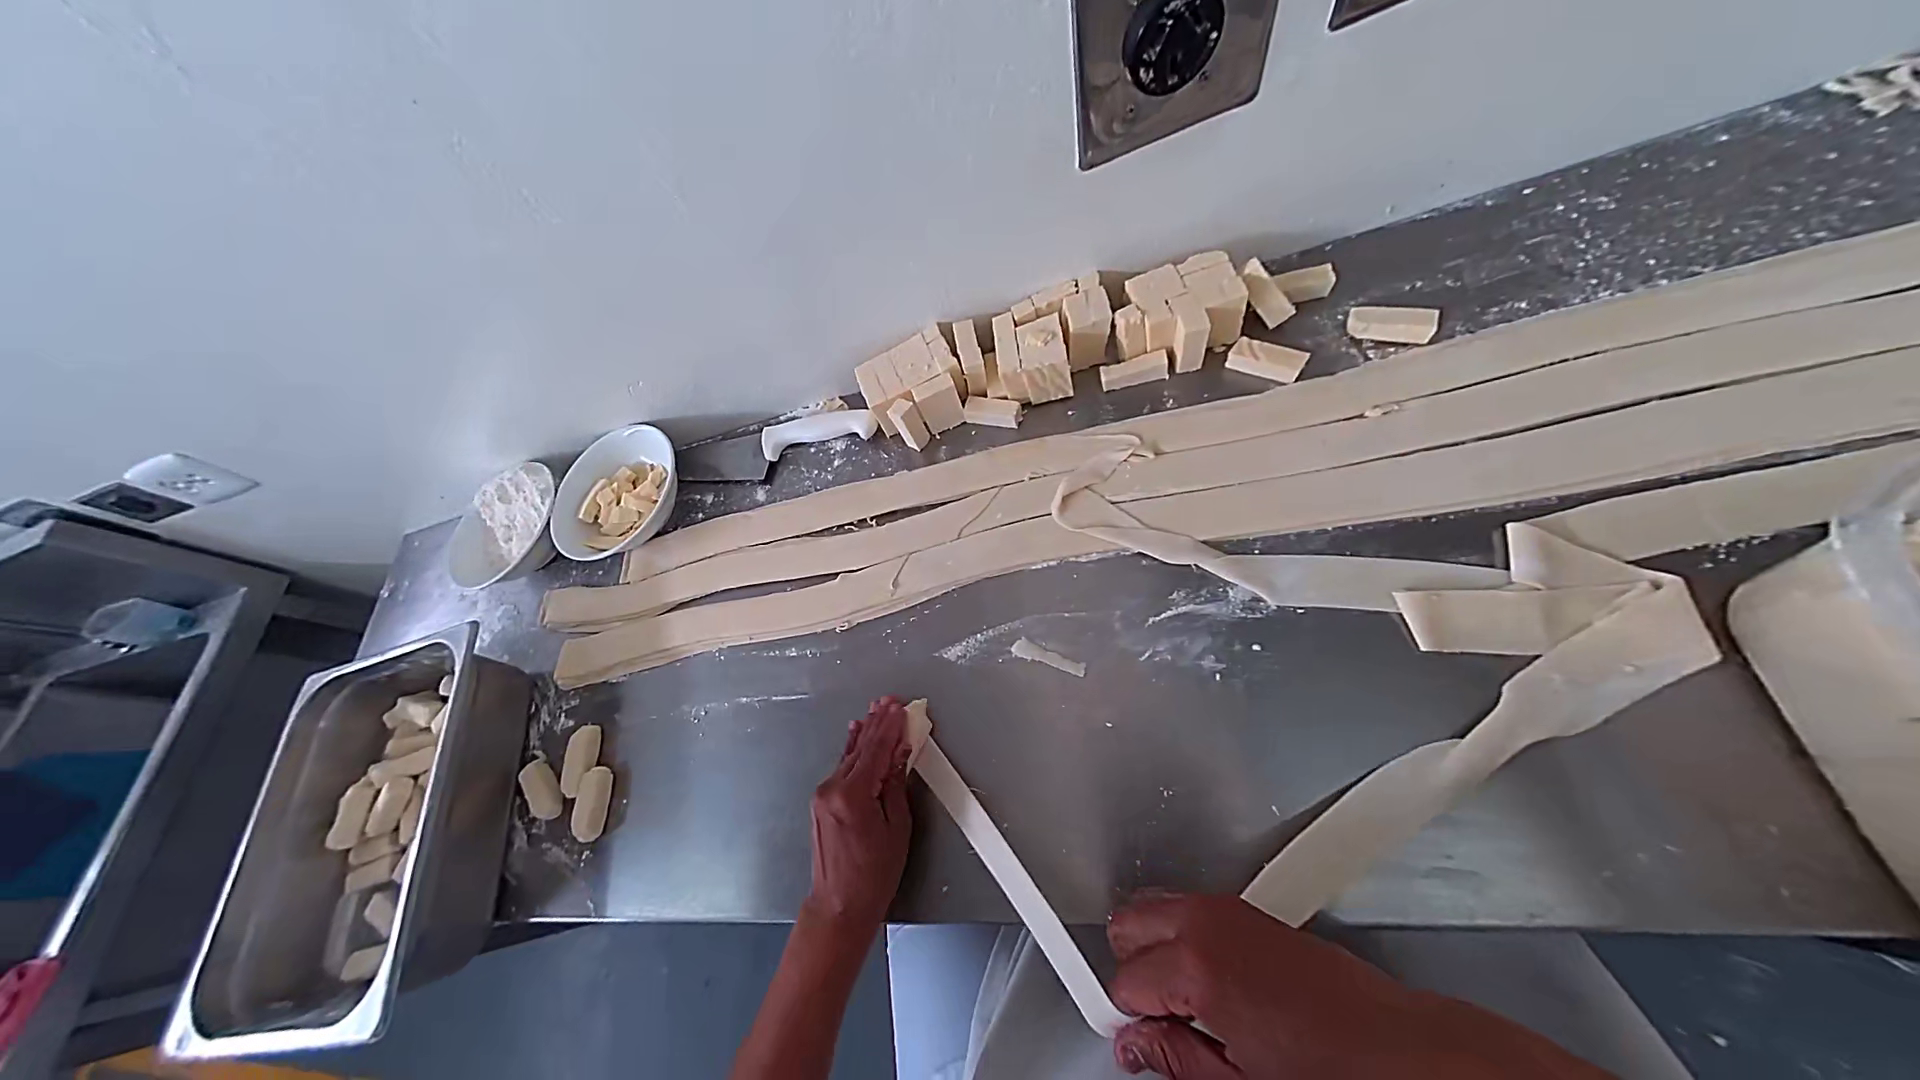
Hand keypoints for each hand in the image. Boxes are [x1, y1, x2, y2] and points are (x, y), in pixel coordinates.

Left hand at [804, 696, 912, 929]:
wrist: (840, 905)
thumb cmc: (871, 876)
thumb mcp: (897, 827)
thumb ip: (896, 785)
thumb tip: (900, 755)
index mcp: (852, 796)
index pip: (877, 750)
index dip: (891, 727)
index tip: (902, 710)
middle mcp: (832, 790)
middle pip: (862, 747)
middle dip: (879, 723)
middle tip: (892, 703)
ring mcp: (823, 795)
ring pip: (851, 755)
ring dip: (866, 732)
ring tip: (877, 711)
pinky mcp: (821, 801)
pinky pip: (842, 767)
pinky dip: (853, 750)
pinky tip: (856, 734)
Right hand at [1107, 893, 1612, 1079]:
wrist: (1400, 1049)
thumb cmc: (1336, 1070)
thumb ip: (1173, 1059)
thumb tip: (1136, 1046)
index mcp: (1197, 967)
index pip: (1123, 979)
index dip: (1125, 1017)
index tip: (1135, 1037)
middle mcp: (1205, 922)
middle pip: (1126, 925)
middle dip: (1130, 970)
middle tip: (1157, 1019)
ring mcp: (1224, 908)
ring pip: (1150, 907)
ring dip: (1152, 948)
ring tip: (1184, 1001)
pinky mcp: (1243, 907)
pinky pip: (1185, 907)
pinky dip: (1178, 934)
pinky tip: (1208, 982)